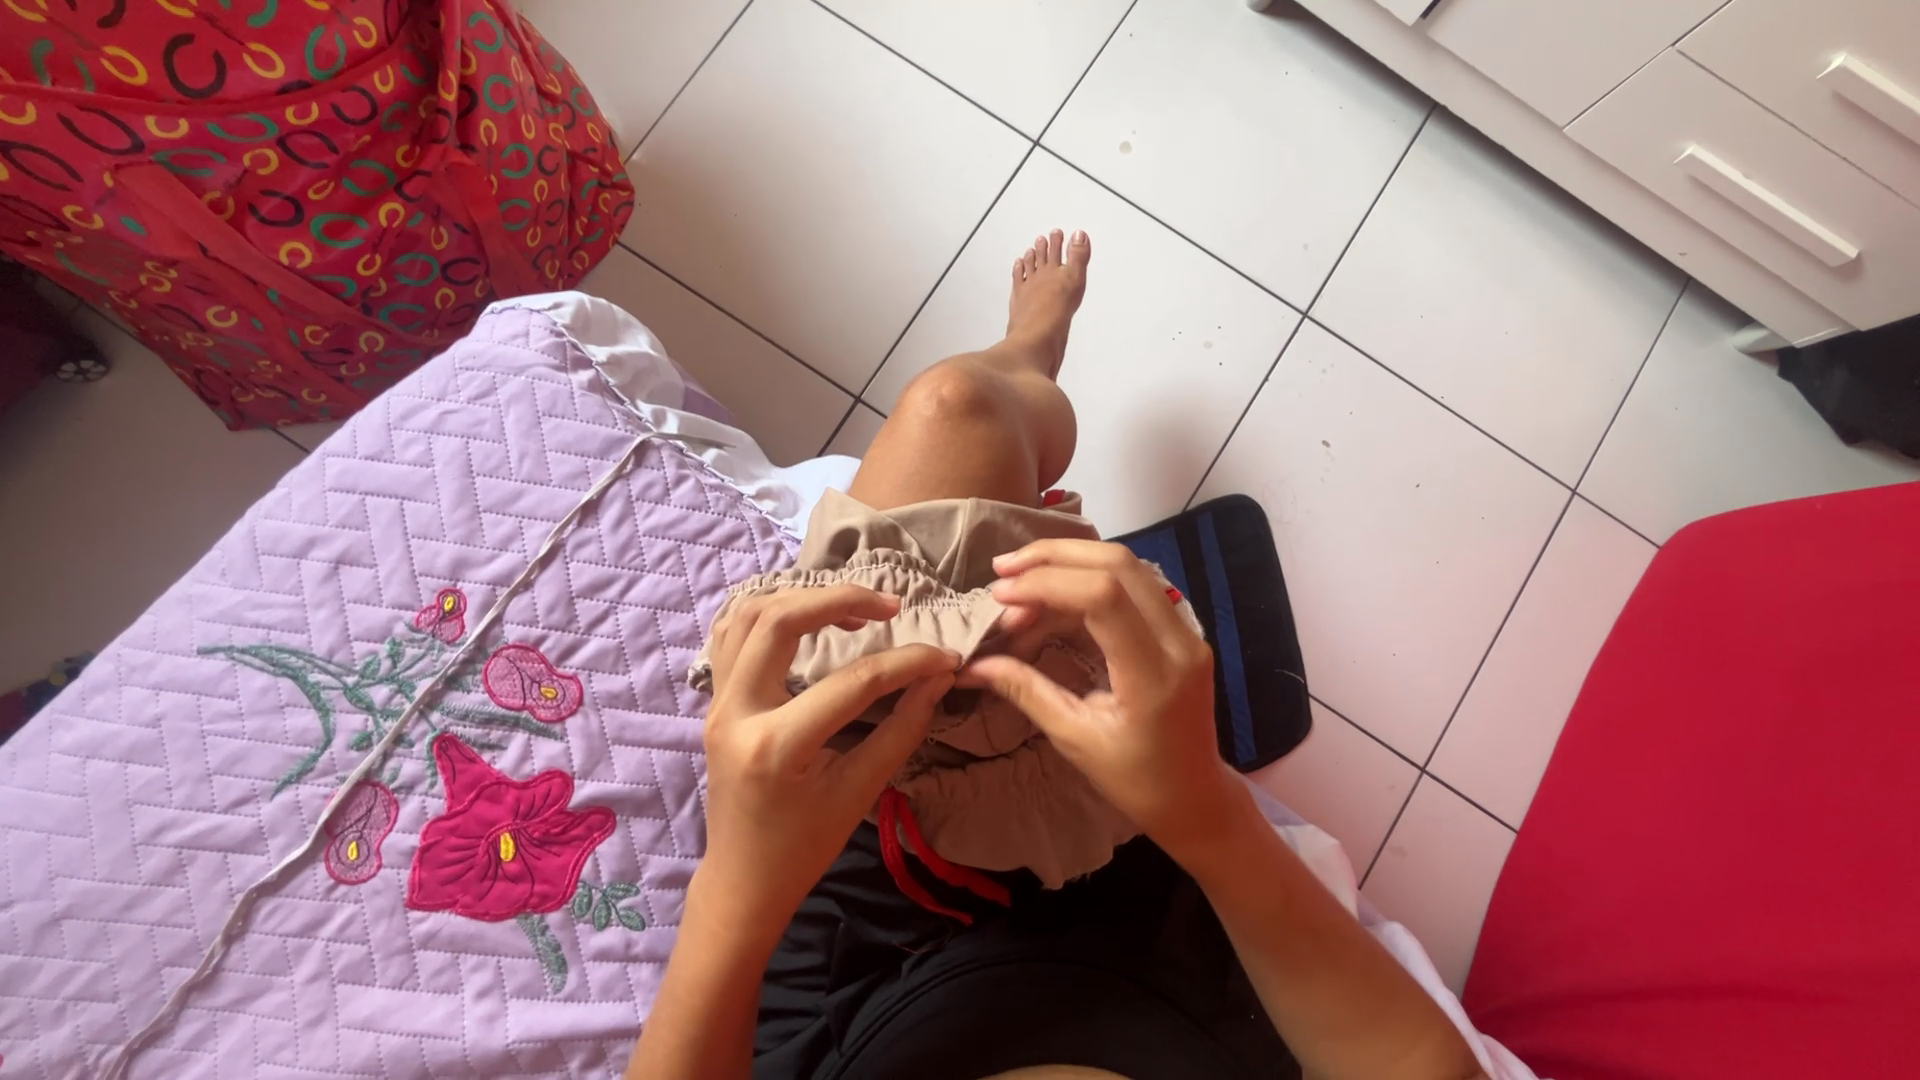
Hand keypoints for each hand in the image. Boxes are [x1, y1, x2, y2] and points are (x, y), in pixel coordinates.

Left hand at [697, 585, 958, 939]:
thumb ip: (903, 728)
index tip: (944, 656)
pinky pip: (731, 633)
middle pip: (779, 620)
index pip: (853, 682)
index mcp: (776, 747)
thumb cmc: (805, 845)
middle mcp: (736, 713)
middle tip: (891, 607)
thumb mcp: (862, 791)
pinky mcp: (715, 700)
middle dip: (841, 599)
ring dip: (802, 598)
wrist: (743, 879)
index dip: (908, 662)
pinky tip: (807, 617)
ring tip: (852, 609)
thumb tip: (939, 676)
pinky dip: (770, 612)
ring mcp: (717, 703)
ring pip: (747, 615)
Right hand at [961, 540, 1244, 860]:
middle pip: (1117, 564)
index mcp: (1154, 676)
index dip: (1046, 583)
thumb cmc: (1135, 780)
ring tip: (1017, 588)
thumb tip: (973, 664)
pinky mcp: (1179, 627)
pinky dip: (1085, 582)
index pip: (1104, 598)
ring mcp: (1185, 630)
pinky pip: (1131, 585)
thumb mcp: (1074, 739)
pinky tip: (1048, 598)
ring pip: (1126, 566)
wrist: (1195, 796)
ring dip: (1067, 565)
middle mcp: (1179, 642)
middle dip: (1052, 558)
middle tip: (1001, 573)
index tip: (1001, 596)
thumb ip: (1026, 690)